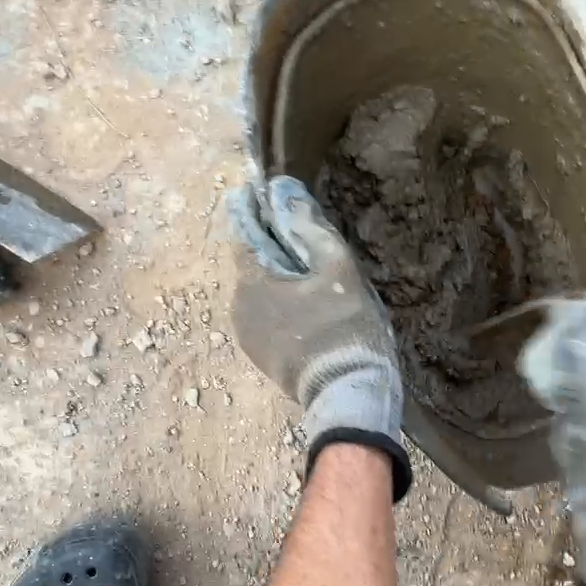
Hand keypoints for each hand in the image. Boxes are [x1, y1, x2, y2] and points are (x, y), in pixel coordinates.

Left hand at [229, 176, 410, 499]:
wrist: (347, 392)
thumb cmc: (344, 325)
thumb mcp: (336, 269)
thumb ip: (309, 228)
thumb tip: (285, 192)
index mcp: (251, 281)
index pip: (244, 232)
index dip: (257, 211)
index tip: (270, 195)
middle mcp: (238, 308)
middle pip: (255, 265)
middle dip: (276, 249)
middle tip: (310, 241)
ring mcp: (248, 338)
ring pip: (263, 295)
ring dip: (283, 282)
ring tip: (318, 280)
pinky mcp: (264, 359)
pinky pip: (270, 320)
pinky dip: (286, 308)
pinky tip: (314, 311)